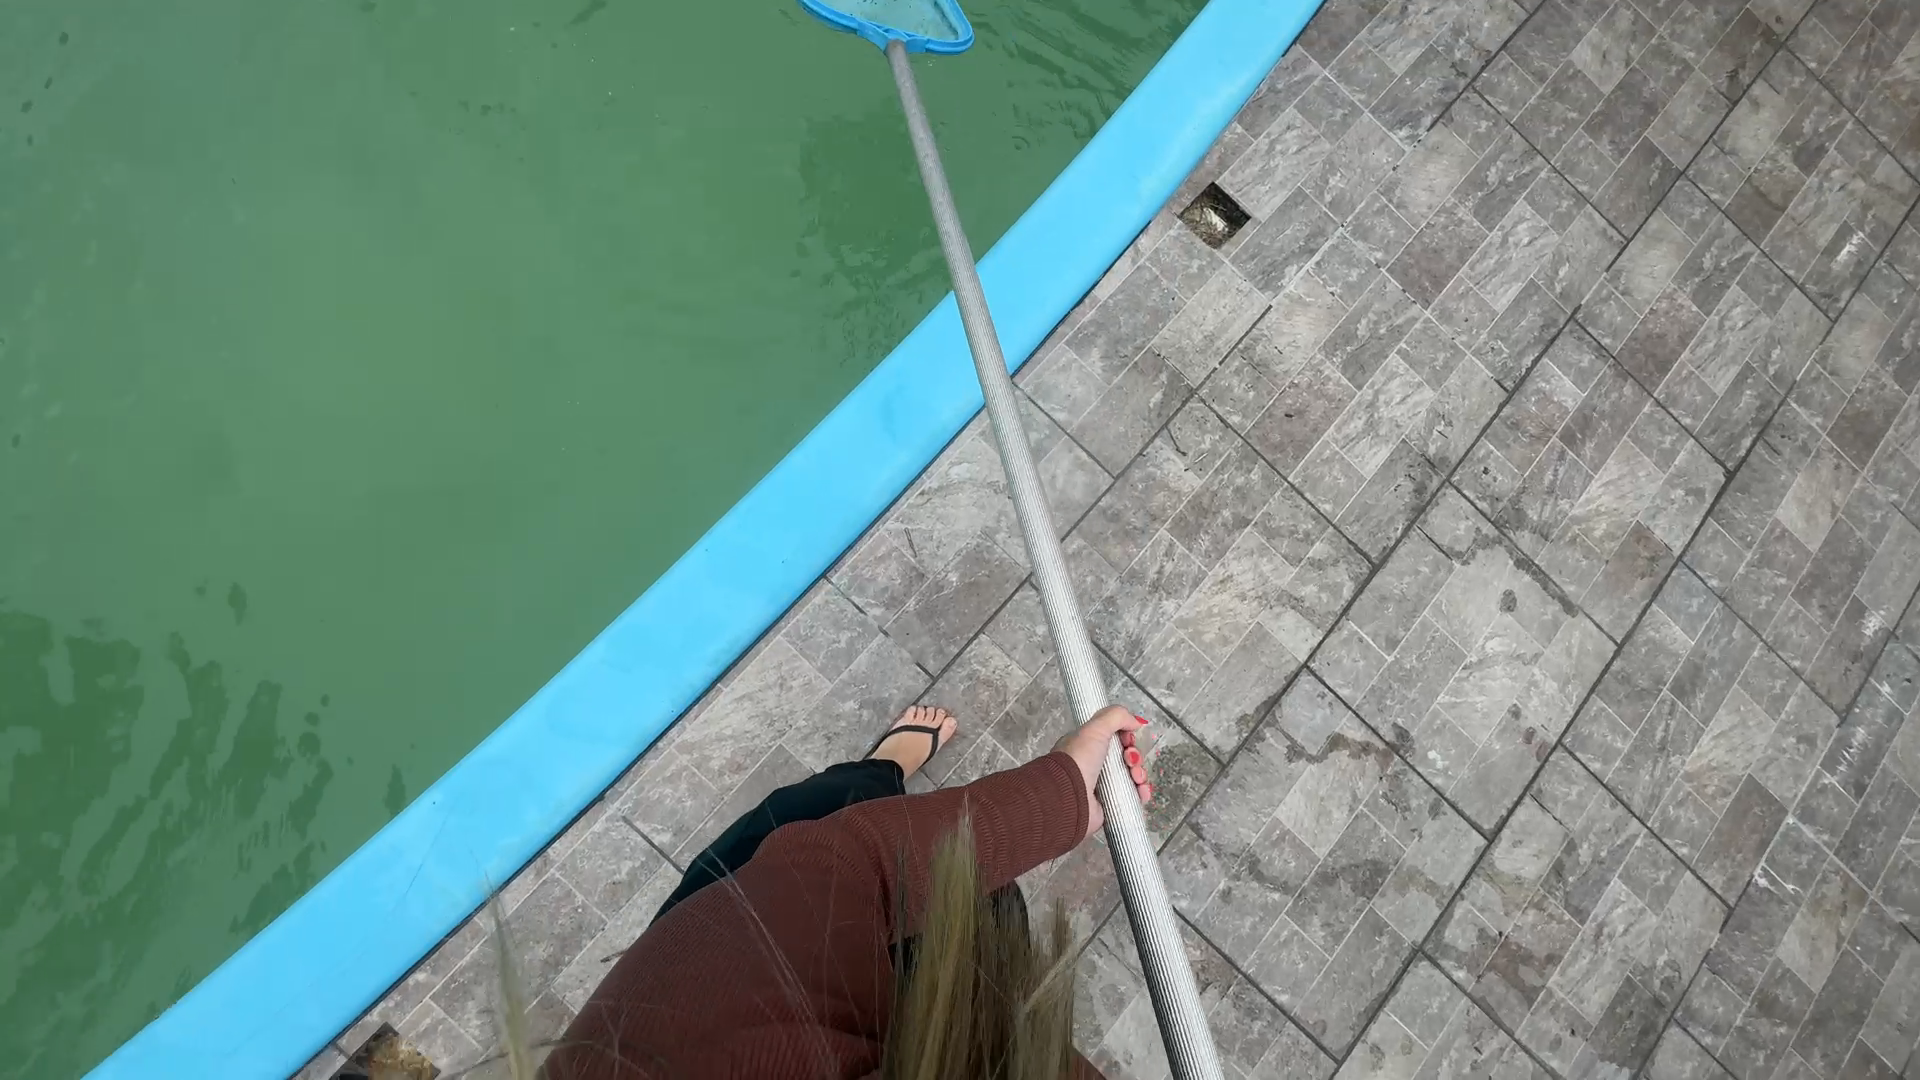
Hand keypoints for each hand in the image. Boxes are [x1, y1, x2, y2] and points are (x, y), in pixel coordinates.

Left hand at [1052, 705, 1153, 839]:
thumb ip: (1116, 716)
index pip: (1114, 737)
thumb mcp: (1095, 728)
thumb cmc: (1079, 759)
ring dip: (1140, 774)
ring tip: (1136, 778)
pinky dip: (1141, 793)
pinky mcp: (1112, 803)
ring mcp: (1104, 785)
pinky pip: (1133, 795)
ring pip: (1132, 775)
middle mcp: (1095, 764)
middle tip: (1130, 760)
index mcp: (1087, 744)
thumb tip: (1136, 721)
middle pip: (1126, 756)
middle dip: (1134, 756)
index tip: (1128, 740)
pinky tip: (1142, 792)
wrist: (1069, 796)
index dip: (1126, 737)